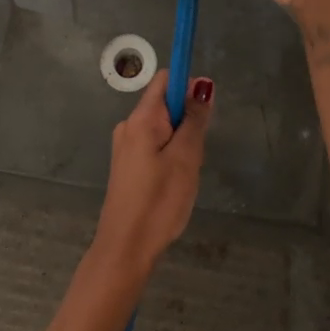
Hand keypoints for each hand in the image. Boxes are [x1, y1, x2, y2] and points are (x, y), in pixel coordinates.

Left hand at [94, 68, 213, 269]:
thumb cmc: (158, 201)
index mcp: (140, 119)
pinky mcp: (126, 167)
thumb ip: (195, 119)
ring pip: (162, 130)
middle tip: (194, 156)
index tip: (205, 112)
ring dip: (180, 144)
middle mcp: (128, 127)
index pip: (165, 80)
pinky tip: (172, 186)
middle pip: (165, 106)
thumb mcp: (186, 157)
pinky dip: (169, 158)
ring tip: (184, 176)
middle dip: (187, 123)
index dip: (188, 87)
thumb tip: (202, 83)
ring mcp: (125, 148)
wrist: (125, 250)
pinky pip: (154, 148)